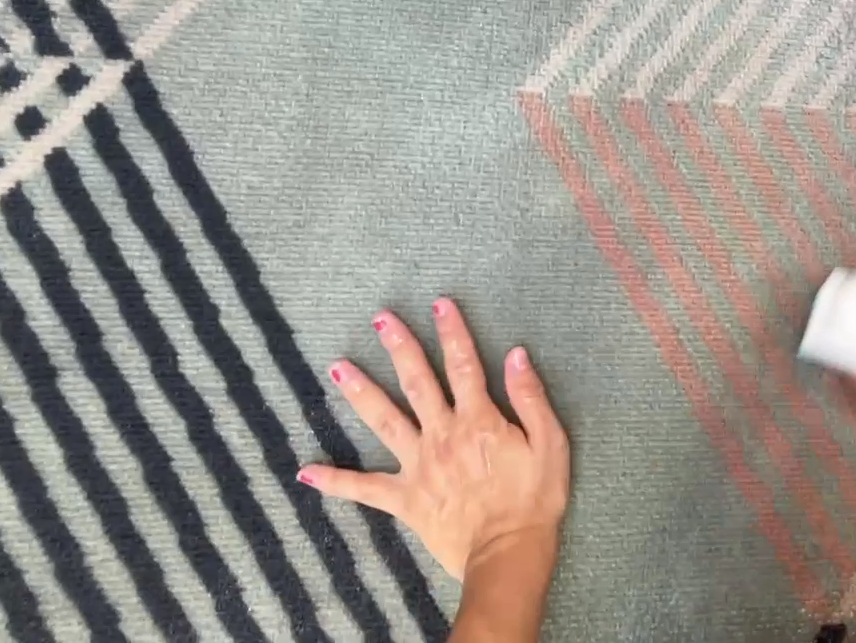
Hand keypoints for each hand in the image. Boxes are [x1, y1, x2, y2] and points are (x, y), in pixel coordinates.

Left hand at [298, 299, 570, 580]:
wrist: (509, 552)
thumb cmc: (535, 495)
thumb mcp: (550, 441)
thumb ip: (530, 396)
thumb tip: (515, 354)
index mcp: (479, 420)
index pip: (464, 364)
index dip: (452, 331)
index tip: (439, 303)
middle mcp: (443, 435)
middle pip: (417, 383)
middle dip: (400, 347)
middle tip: (380, 318)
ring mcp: (418, 467)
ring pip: (384, 422)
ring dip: (361, 393)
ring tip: (338, 367)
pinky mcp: (404, 500)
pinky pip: (364, 489)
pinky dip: (334, 481)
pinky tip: (305, 472)